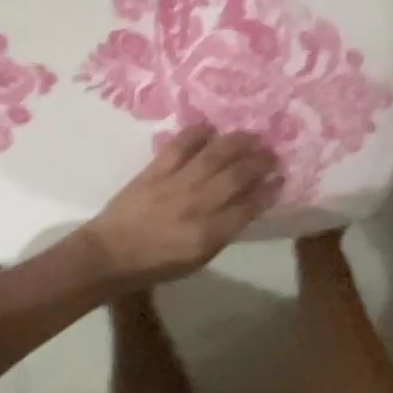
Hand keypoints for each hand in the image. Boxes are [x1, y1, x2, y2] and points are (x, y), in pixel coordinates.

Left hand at [83, 125, 281, 286]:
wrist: (111, 254)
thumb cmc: (156, 264)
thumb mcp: (198, 259)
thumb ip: (223, 232)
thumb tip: (244, 207)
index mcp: (209, 234)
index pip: (249, 206)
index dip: (269, 190)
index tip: (281, 179)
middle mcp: (197, 205)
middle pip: (237, 175)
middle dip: (260, 161)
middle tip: (273, 153)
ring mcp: (175, 183)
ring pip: (214, 155)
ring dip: (237, 142)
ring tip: (252, 136)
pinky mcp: (155, 170)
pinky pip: (180, 145)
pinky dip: (197, 133)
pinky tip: (211, 128)